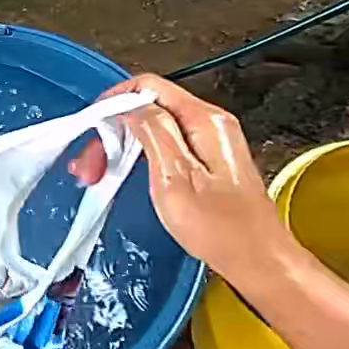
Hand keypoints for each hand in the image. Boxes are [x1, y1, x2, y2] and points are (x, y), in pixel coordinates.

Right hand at [70, 75, 294, 282]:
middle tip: (90, 165)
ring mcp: (210, 142)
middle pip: (149, 108)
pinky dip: (141, 157)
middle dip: (114, 132)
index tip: (91, 125)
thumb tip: (132, 105)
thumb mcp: (174, 178)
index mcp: (204, 121)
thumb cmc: (220, 229)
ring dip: (123, 147)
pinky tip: (124, 176)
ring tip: (99, 175)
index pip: (149, 87)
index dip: (114, 101)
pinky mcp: (208, 161)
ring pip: (155, 128)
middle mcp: (210, 123)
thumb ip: (153, 132)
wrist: (258, 261)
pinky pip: (167, 146)